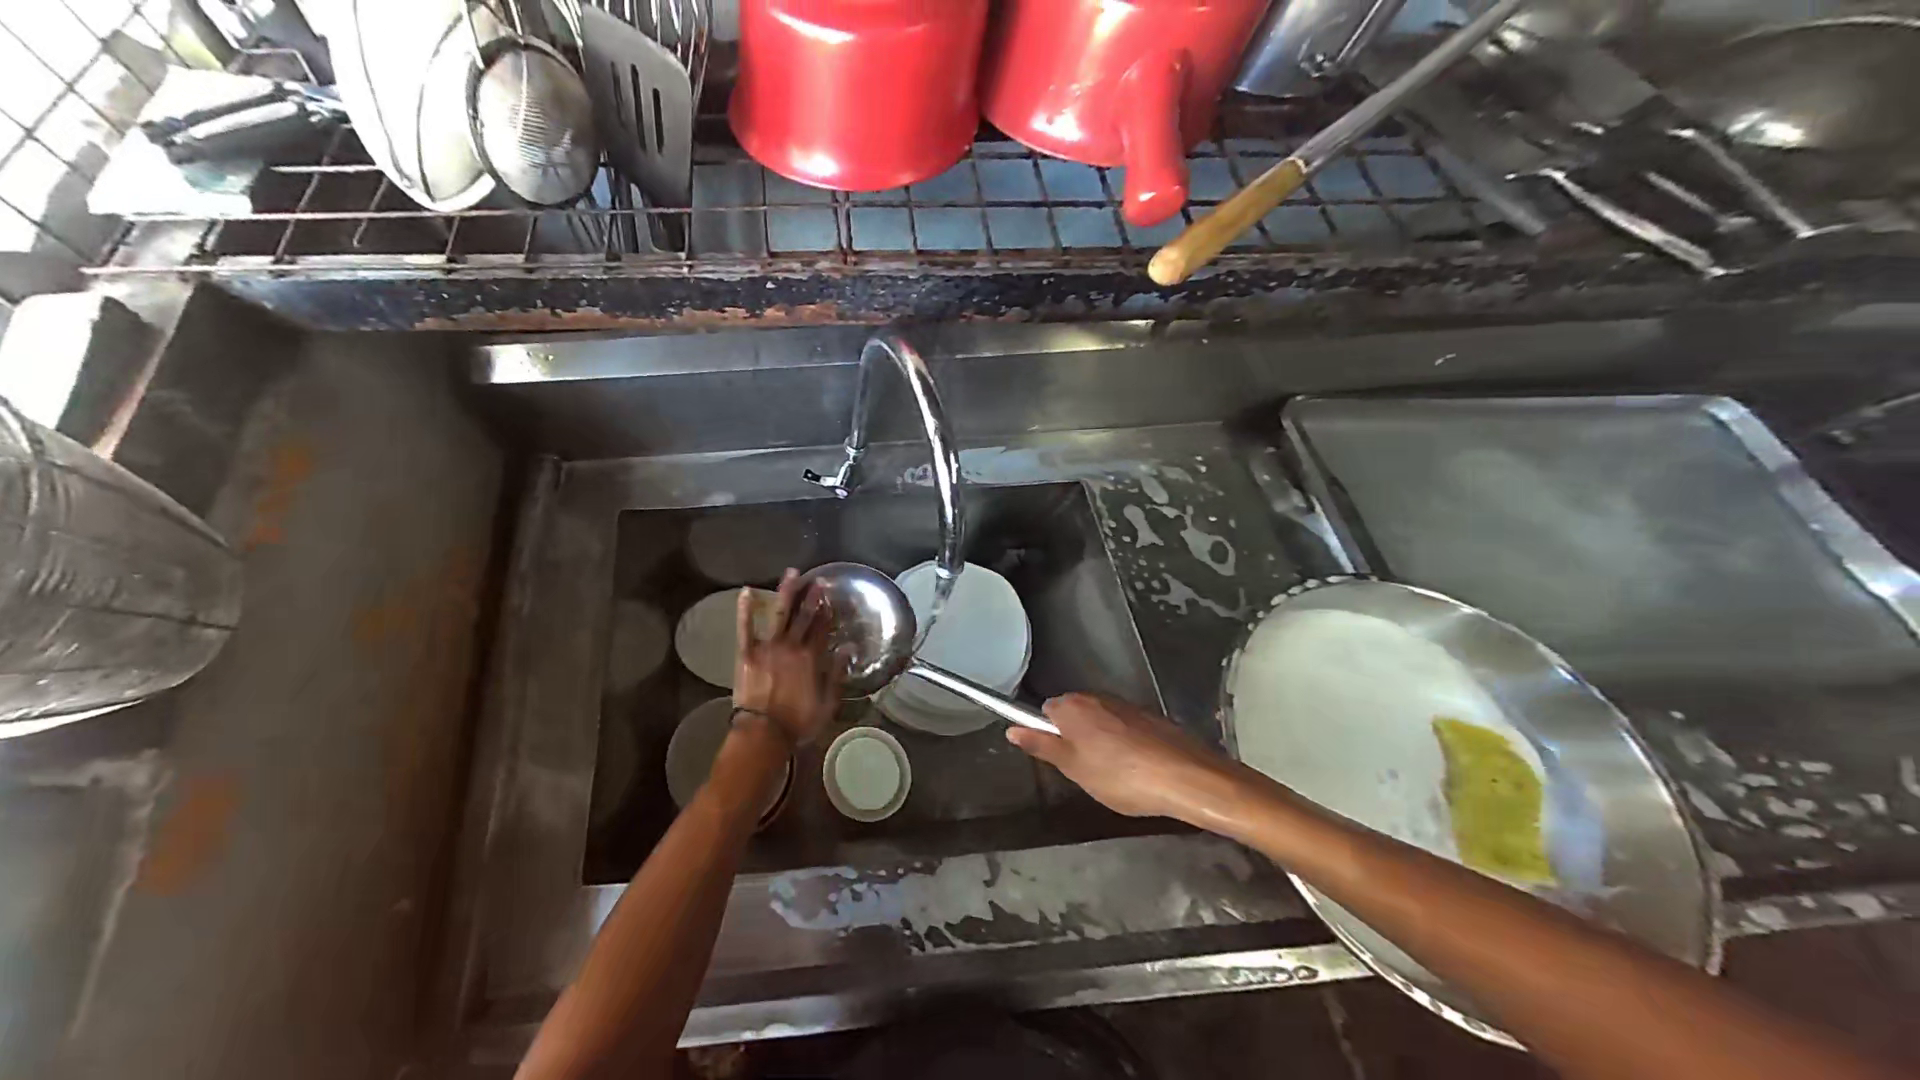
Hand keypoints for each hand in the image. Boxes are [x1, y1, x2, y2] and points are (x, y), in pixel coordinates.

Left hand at [732, 569, 840, 746]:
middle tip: (816, 579)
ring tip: (791, 574)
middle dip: (811, 596)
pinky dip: (745, 610)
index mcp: (812, 659)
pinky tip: (746, 592)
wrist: (764, 734)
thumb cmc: (798, 722)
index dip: (826, 611)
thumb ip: (837, 673)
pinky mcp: (746, 654)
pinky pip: (745, 628)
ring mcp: (767, 648)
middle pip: (803, 617)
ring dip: (786, 593)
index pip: (821, 628)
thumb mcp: (827, 703)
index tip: (829, 596)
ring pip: (779, 614)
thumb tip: (848, 648)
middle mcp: (792, 647)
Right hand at [1007, 694, 1249, 823]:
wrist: (1186, 778)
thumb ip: (1042, 746)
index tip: (1059, 759)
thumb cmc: (1121, 777)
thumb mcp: (1074, 769)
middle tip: (1083, 772)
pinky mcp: (1150, 716)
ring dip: (1100, 742)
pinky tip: (1136, 770)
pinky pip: (1125, 727)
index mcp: (1073, 706)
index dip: (1049, 736)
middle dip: (1075, 738)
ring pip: (1101, 721)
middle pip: (1074, 713)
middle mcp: (1098, 696)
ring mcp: (1127, 704)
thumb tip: (1013, 728)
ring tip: (1113, 776)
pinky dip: (1125, 744)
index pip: (1044, 711)